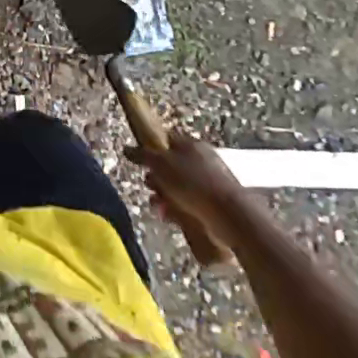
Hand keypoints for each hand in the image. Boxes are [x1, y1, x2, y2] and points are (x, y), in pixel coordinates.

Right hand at [127, 131, 250, 246]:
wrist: (231, 216)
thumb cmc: (194, 184)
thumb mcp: (162, 165)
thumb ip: (143, 156)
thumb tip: (126, 148)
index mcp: (191, 144)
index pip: (166, 139)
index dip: (151, 150)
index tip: (140, 163)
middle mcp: (201, 160)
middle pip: (169, 166)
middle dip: (155, 179)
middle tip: (149, 187)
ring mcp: (208, 183)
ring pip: (177, 187)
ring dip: (163, 197)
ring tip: (158, 208)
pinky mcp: (213, 204)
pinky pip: (188, 204)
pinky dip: (177, 210)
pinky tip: (170, 218)